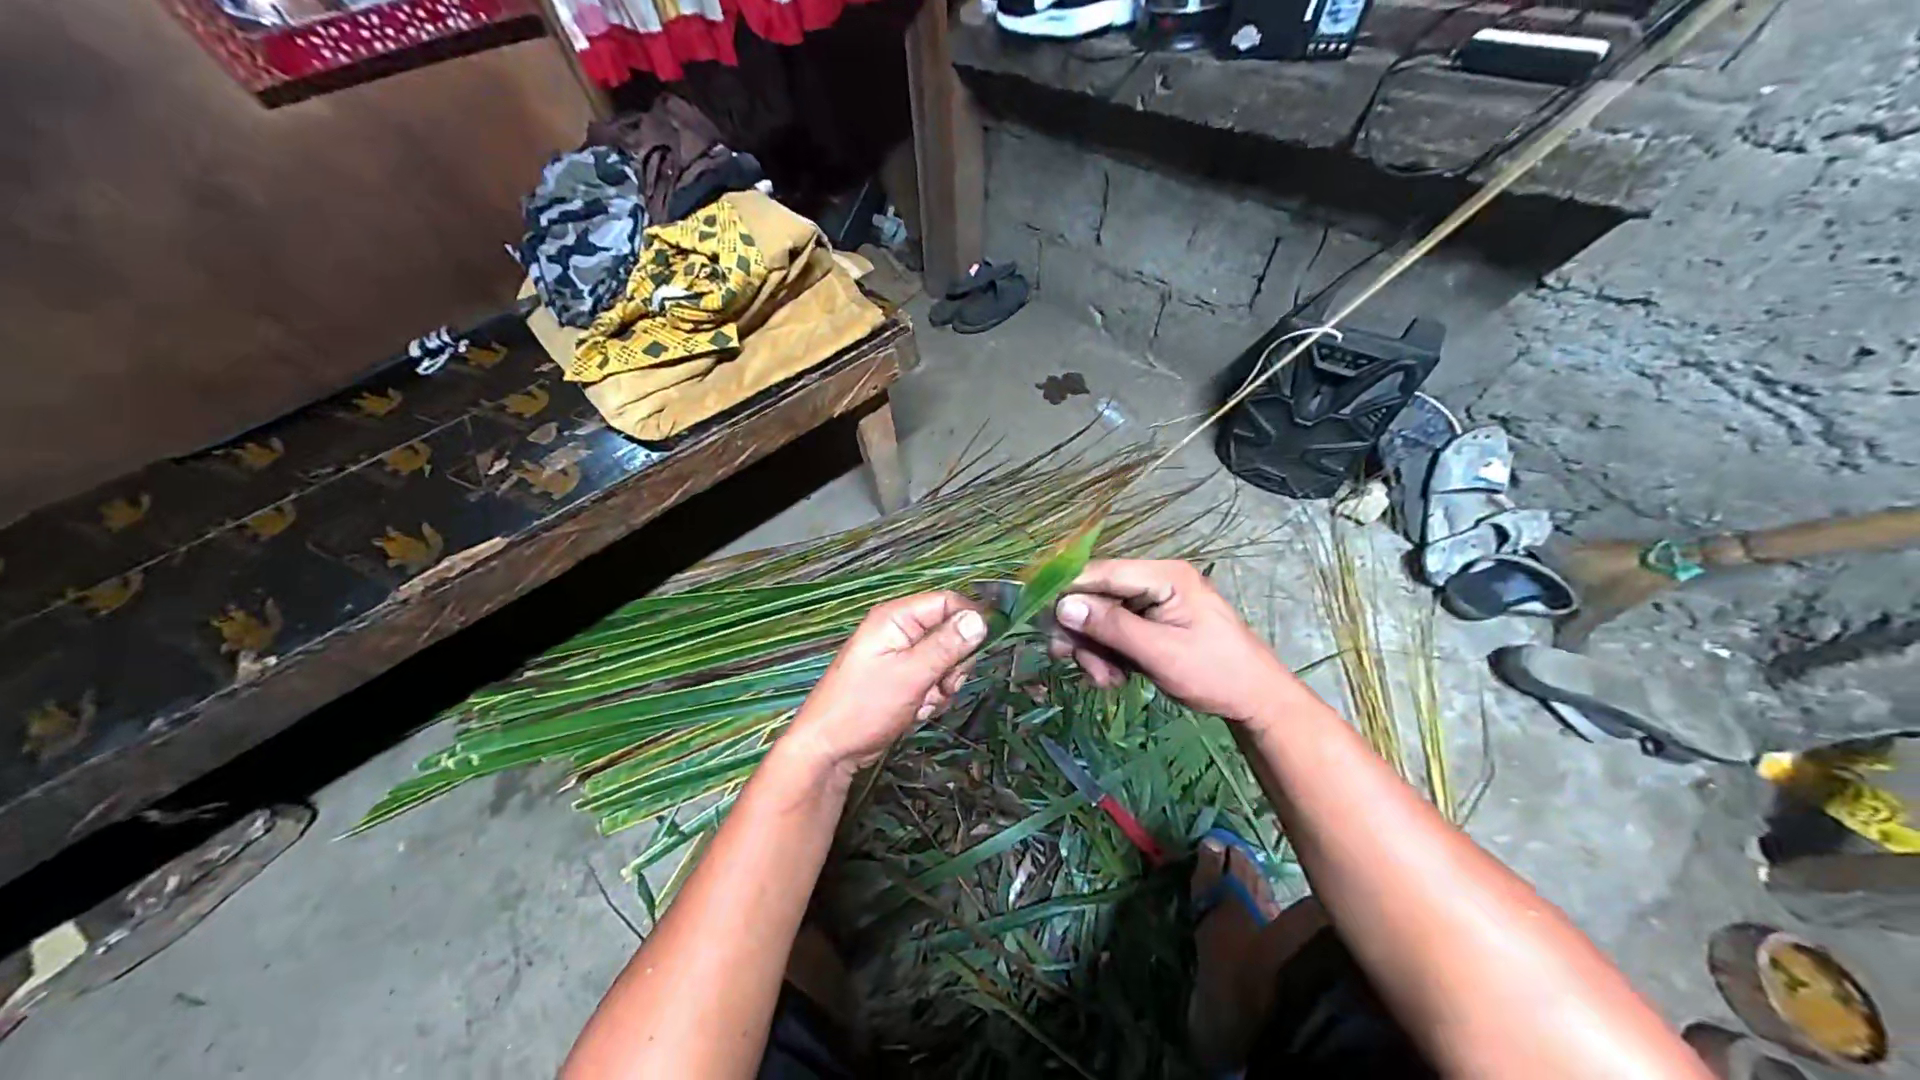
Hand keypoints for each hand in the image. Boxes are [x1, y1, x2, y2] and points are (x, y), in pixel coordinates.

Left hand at [783, 592, 987, 775]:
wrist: (830, 749)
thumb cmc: (862, 707)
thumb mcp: (910, 675)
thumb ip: (946, 646)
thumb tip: (980, 620)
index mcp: (896, 617)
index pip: (947, 602)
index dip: (968, 620)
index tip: (981, 648)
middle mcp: (899, 631)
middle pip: (951, 633)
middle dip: (954, 663)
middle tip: (943, 684)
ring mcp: (901, 656)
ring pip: (946, 660)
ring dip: (944, 685)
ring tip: (923, 701)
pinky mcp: (903, 678)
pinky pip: (934, 680)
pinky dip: (933, 697)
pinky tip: (917, 710)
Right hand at [1049, 560, 1301, 724]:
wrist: (1256, 701)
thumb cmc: (1216, 673)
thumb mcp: (1160, 652)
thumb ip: (1112, 627)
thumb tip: (1063, 606)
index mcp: (1164, 576)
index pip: (1101, 572)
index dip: (1066, 589)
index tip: (1036, 613)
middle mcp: (1154, 582)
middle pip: (1096, 596)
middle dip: (1082, 631)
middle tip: (1070, 660)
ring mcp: (1152, 603)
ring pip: (1101, 618)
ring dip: (1093, 649)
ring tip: (1104, 679)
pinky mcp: (1150, 623)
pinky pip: (1114, 632)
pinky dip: (1107, 655)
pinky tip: (1114, 677)